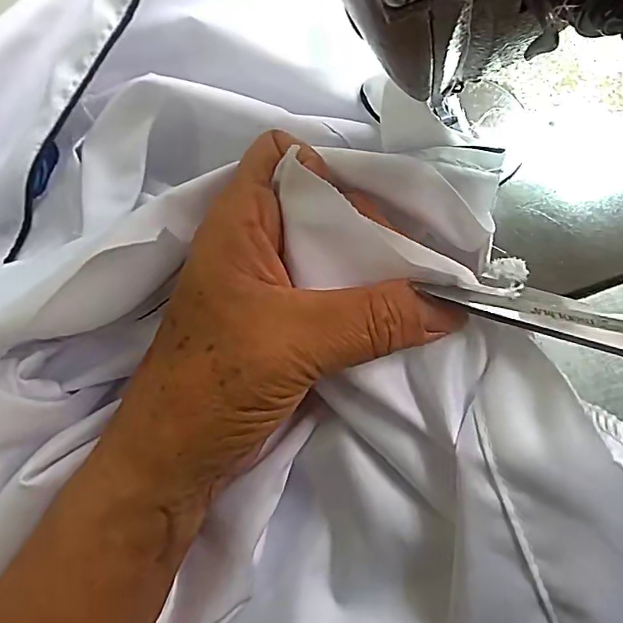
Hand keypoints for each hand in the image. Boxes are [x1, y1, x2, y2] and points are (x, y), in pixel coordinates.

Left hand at [0, 133, 462, 622]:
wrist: (172, 468)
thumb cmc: (212, 386)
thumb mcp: (296, 342)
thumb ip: (375, 318)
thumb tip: (451, 306)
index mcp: (240, 221)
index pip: (281, 154)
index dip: (324, 162)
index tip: (373, 201)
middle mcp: (256, 240)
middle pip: (321, 201)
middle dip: (368, 220)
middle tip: (414, 251)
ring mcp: (271, 280)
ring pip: (331, 248)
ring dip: (373, 262)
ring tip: (421, 278)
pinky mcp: (285, 318)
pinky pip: (334, 288)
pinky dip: (366, 295)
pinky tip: (401, 309)